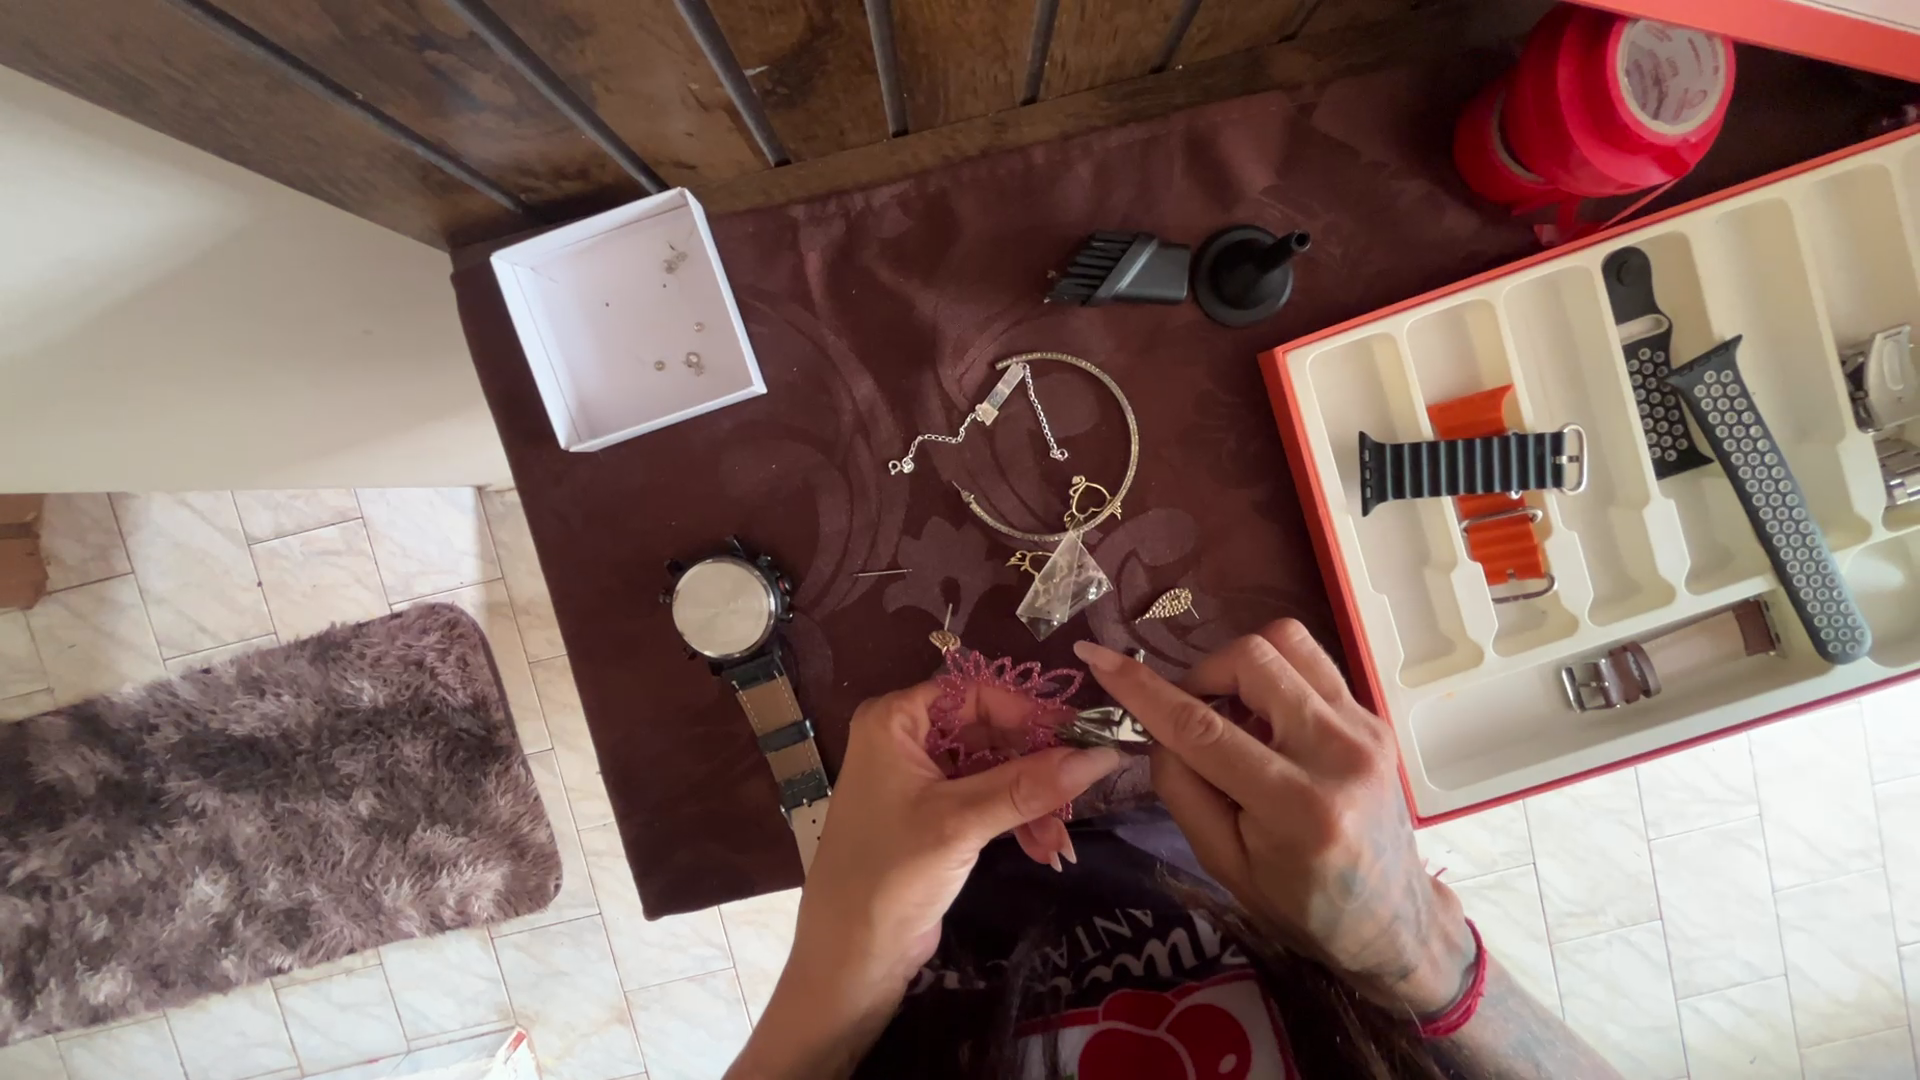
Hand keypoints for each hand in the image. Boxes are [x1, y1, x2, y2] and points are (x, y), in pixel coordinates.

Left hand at [734, 682, 1120, 1076]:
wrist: (849, 962)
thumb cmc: (889, 875)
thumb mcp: (960, 823)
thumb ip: (1029, 786)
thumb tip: (1102, 755)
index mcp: (896, 719)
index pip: (976, 695)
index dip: (1029, 713)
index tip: (1080, 737)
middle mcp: (907, 737)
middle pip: (990, 731)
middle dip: (1035, 767)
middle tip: (1079, 794)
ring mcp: (921, 777)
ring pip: (995, 768)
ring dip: (1032, 801)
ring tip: (1059, 842)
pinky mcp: (935, 813)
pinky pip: (988, 798)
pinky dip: (1017, 820)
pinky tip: (1045, 850)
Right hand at [1073, 622, 1474, 1016]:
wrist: (1392, 919)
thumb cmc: (1297, 901)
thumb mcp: (1221, 861)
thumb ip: (1180, 787)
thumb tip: (1157, 723)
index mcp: (1297, 808)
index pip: (1202, 729)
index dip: (1141, 689)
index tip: (1098, 657)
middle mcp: (1339, 755)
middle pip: (1251, 661)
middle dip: (1201, 676)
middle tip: (1193, 717)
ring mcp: (1365, 728)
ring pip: (1285, 641)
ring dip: (1238, 667)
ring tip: (1234, 714)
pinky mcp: (1374, 715)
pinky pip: (1308, 659)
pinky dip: (1270, 674)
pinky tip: (1267, 719)